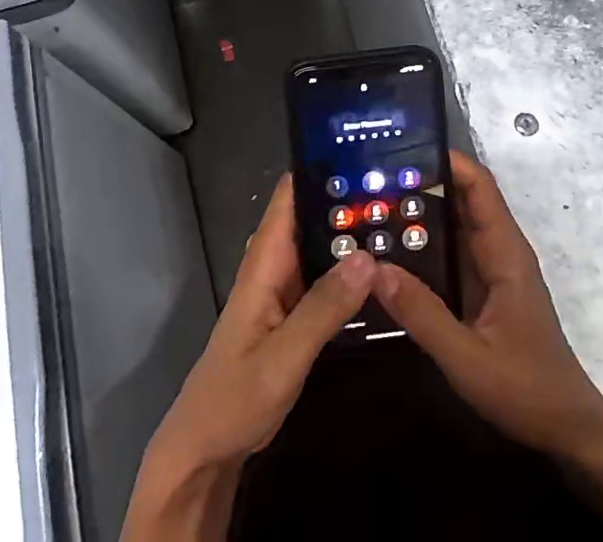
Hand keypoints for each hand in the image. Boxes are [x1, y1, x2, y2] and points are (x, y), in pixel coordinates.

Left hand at [123, 176, 376, 540]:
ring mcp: (281, 295)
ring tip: (396, 217)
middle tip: (396, 186)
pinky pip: (321, 281)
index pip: (286, 204)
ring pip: (317, 252)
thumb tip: (368, 258)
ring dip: (347, 237)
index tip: (358, 154)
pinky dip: (346, 271)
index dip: (315, 174)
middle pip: (307, 222)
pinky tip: (378, 271)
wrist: (206, 448)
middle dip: (343, 203)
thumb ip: (323, 309)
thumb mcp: (283, 356)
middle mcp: (271, 272)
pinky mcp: (291, 318)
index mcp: (262, 268)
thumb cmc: (235, 398)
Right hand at [375, 152, 602, 539]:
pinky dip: (419, 246)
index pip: (480, 189)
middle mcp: (497, 253)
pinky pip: (447, 255)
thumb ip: (422, 314)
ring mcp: (488, 272)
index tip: (401, 150)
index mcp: (505, 254)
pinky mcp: (479, 292)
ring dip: (415, 216)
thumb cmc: (526, 389)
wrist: (566, 430)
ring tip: (365, 208)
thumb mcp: (468, 357)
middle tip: (366, 180)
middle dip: (419, 185)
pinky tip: (383, 253)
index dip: (447, 162)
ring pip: (451, 228)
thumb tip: (374, 270)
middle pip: (460, 202)